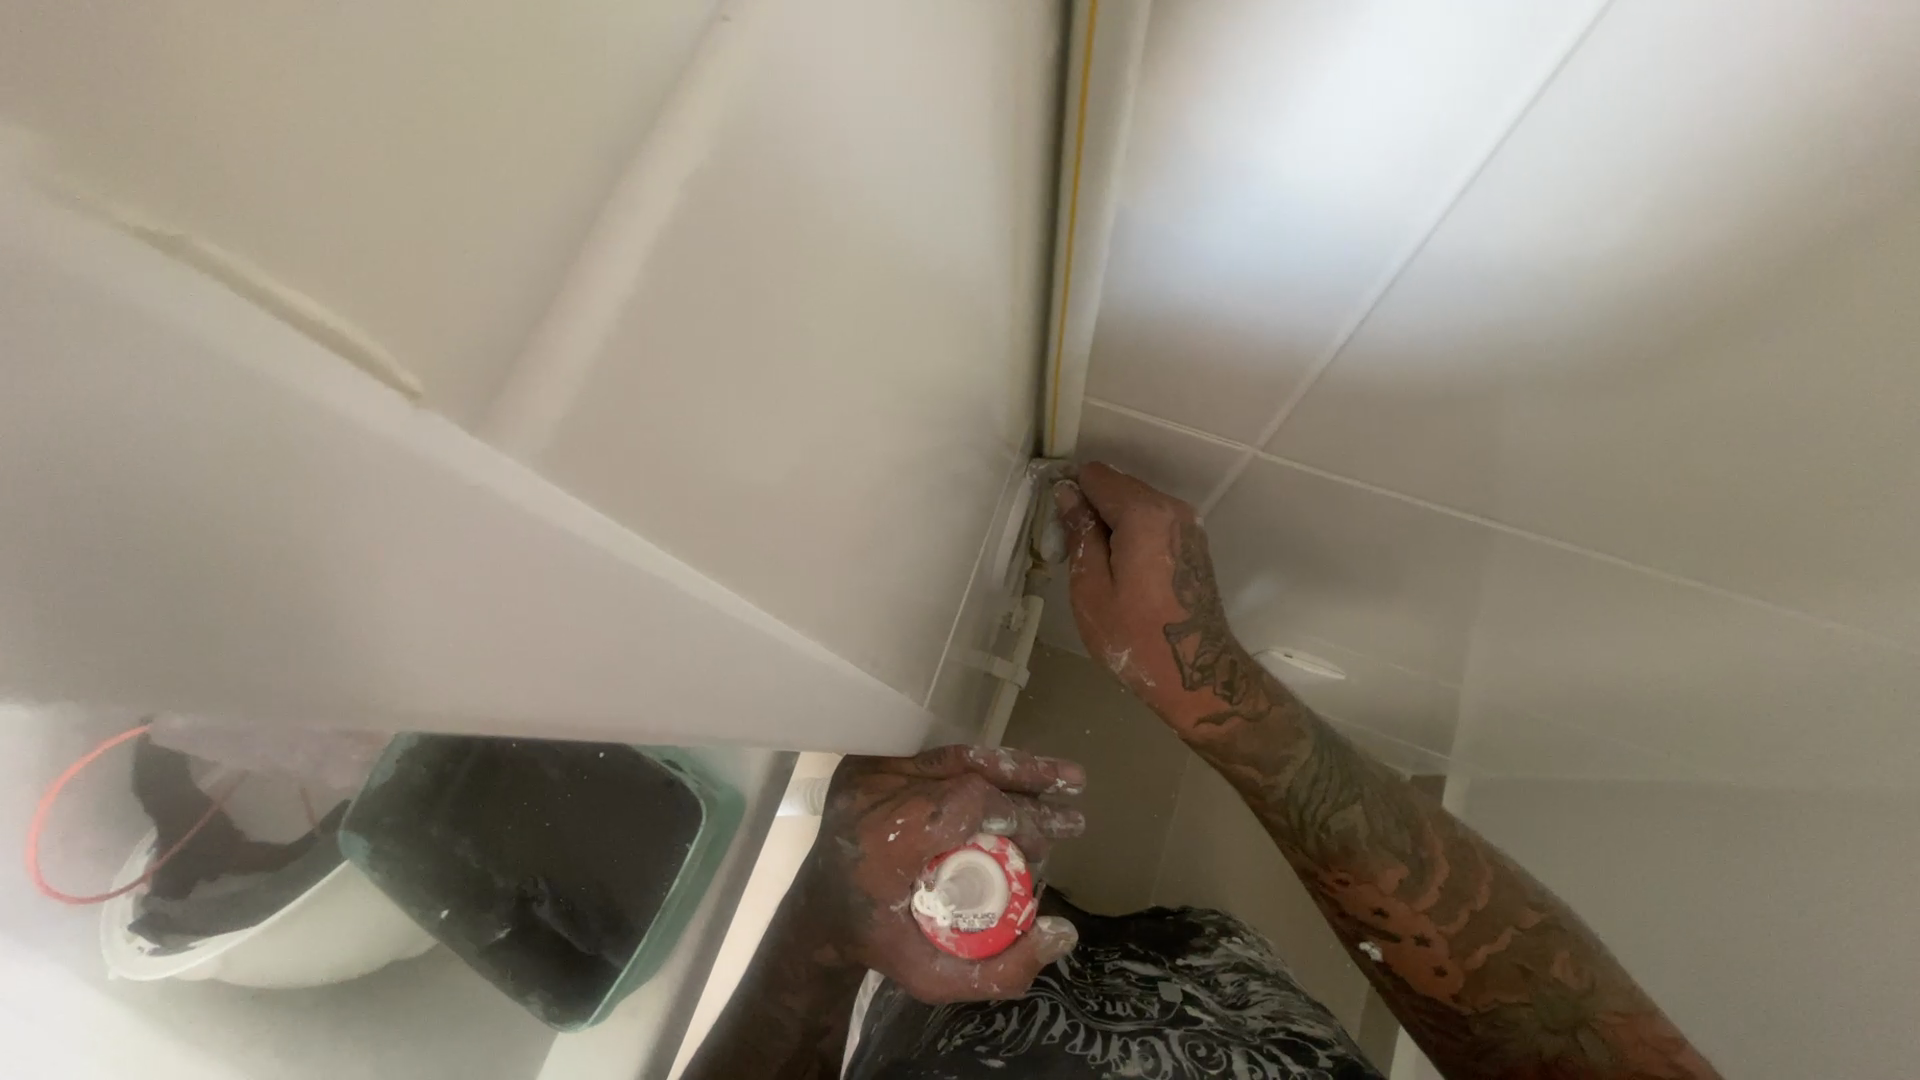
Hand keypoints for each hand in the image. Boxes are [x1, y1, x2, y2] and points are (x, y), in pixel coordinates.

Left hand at [794, 745, 1085, 1002]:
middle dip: (1028, 788)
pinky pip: (940, 757)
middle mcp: (875, 797)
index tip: (1042, 847)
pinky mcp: (873, 760)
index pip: (963, 805)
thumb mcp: (935, 977)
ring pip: (956, 755)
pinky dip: (983, 766)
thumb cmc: (880, 943)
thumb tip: (1064, 932)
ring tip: (1063, 778)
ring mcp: (871, 771)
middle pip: (966, 773)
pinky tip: (1020, 775)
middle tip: (1074, 805)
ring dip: (1014, 766)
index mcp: (884, 845)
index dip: (1014, 816)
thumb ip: (1001, 970)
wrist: (821, 910)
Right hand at [1055, 462, 1270, 734]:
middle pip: (1117, 487)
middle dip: (1091, 510)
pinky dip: (1132, 534)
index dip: (1070, 494)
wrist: (1196, 672)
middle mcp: (1171, 508)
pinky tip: (1124, 572)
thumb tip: (1067, 493)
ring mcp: (1188, 525)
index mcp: (1144, 513)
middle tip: (1075, 555)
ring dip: (1112, 524)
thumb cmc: (1135, 635)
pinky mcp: (1194, 542)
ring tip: (1100, 569)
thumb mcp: (1091, 586)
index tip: (1059, 529)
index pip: (1095, 476)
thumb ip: (1079, 532)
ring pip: (1135, 504)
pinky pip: (1153, 522)